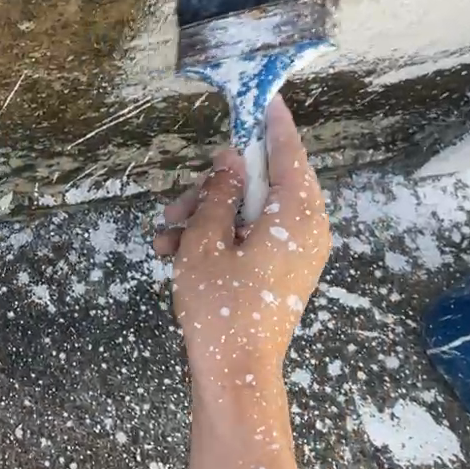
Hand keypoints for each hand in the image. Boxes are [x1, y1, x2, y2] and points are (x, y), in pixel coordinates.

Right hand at [151, 98, 329, 379]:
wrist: (235, 371)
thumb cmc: (221, 306)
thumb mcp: (207, 242)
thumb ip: (218, 195)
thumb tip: (229, 161)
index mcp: (297, 218)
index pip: (288, 156)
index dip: (272, 125)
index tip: (265, 97)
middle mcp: (305, 230)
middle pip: (259, 185)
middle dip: (212, 189)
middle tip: (176, 204)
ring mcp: (293, 252)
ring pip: (246, 212)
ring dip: (203, 216)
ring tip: (164, 237)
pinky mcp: (278, 270)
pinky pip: (247, 237)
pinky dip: (213, 238)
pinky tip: (174, 253)